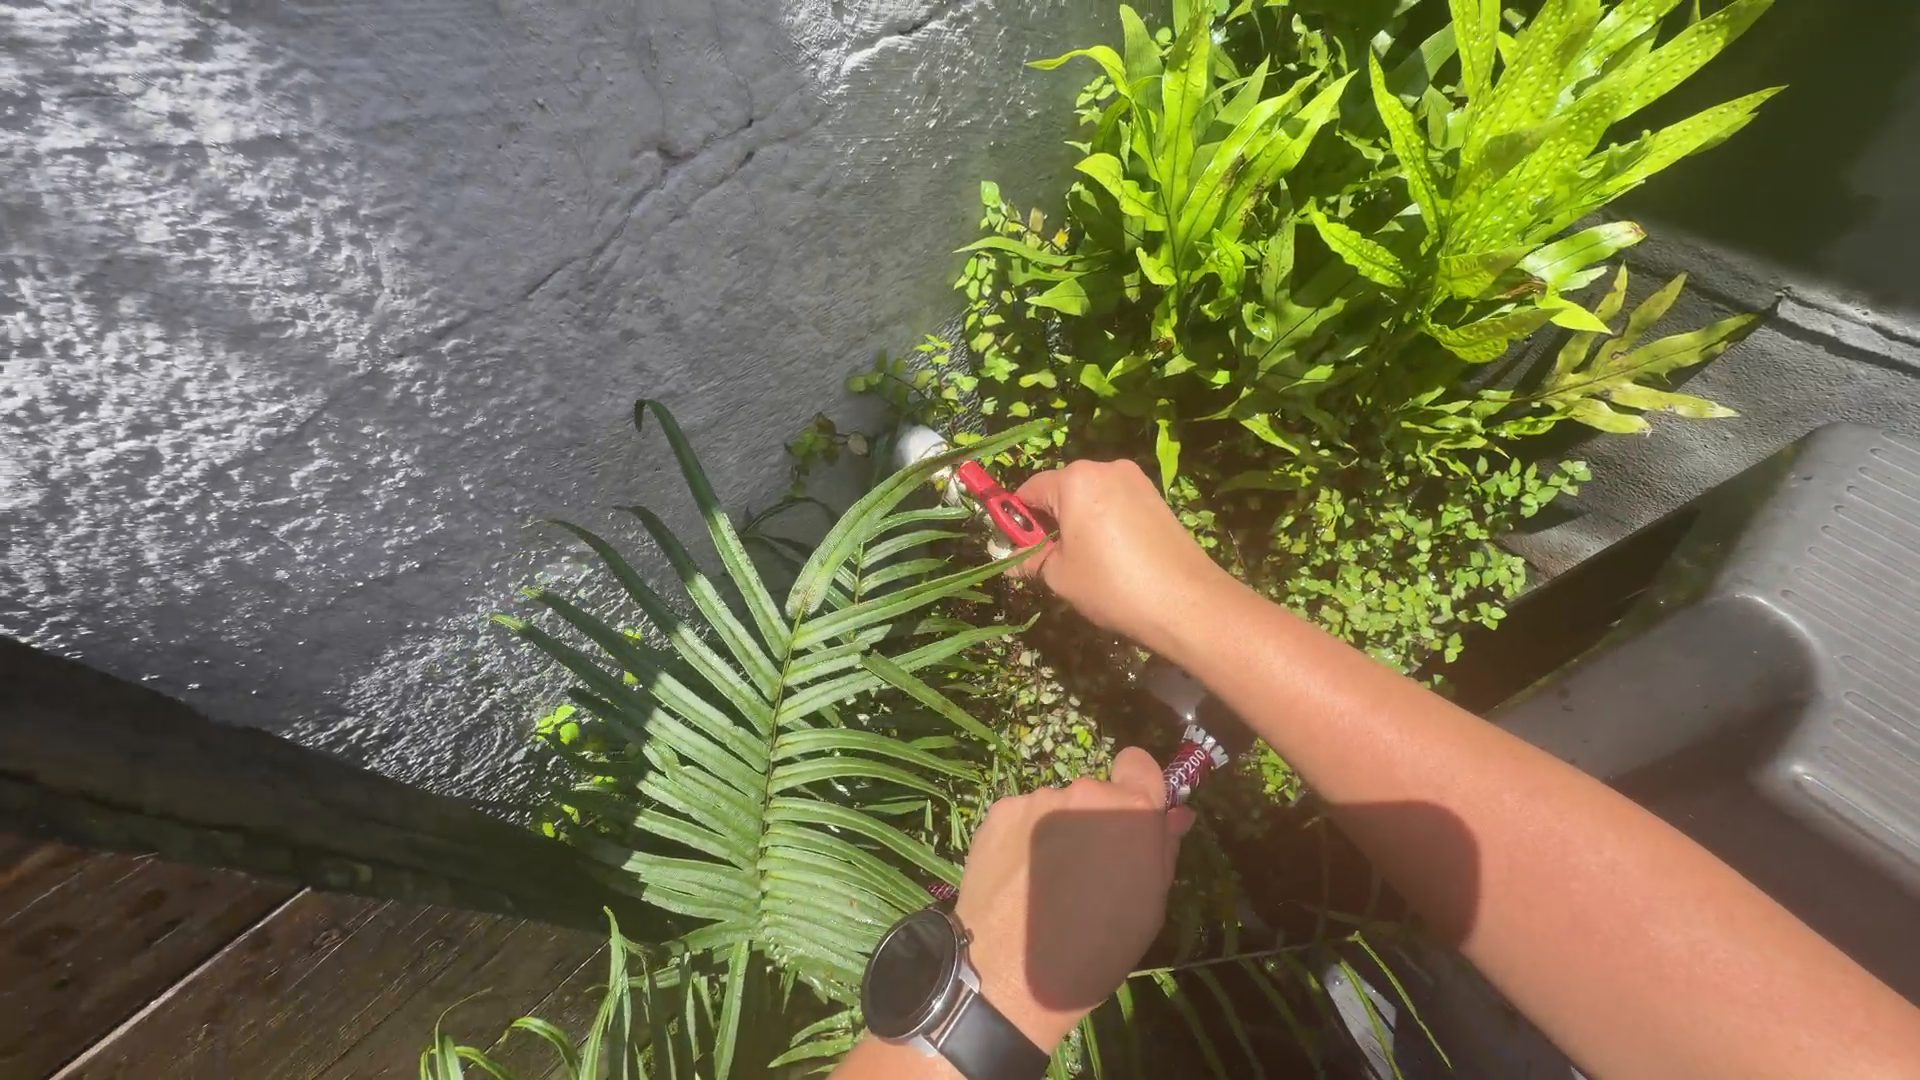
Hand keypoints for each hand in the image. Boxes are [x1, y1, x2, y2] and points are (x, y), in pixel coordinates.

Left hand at [953, 747, 1195, 1050]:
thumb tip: (1176, 814)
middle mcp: (1083, 791)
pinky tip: (1017, 877)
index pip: (1140, 763)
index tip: (1132, 816)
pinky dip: (1025, 838)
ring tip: (1047, 882)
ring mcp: (1037, 799)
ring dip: (1060, 830)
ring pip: (1059, 806)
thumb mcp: (1148, 907)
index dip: (1139, 785)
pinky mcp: (1000, 810)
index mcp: (1130, 811)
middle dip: (1097, 820)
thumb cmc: (1096, 949)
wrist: (1009, 974)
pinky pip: (1024, 816)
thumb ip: (1162, 849)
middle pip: (1097, 793)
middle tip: (1087, 868)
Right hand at [1013, 460, 1233, 657]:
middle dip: (1050, 520)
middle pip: (1061, 490)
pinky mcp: (1157, 497)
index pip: (1029, 489)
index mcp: (1076, 479)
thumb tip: (1011, 560)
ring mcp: (1136, 481)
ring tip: (1086, 562)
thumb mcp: (1059, 576)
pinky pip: (1115, 504)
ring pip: (1089, 497)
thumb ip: (1030, 560)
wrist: (1186, 602)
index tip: (1015, 547)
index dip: (1016, 518)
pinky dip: (1104, 523)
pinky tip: (1112, 557)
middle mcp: (1106, 468)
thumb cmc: (1112, 585)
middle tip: (1050, 559)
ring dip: (1077, 522)